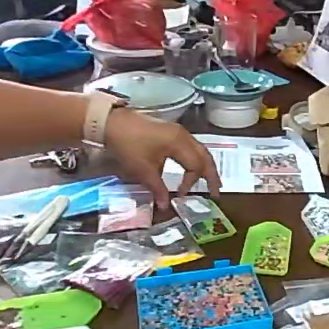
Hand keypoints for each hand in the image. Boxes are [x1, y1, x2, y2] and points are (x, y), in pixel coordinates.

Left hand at [103, 107, 221, 208]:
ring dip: (205, 166)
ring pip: (200, 150)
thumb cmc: (128, 145)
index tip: (179, 195)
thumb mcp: (143, 170)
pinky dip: (196, 158)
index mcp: (179, 143)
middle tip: (217, 192)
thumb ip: (157, 188)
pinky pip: (191, 146)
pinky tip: (191, 166)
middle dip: (212, 175)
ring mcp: (178, 131)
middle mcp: (183, 136)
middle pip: (205, 156)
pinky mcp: (170, 131)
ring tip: (209, 180)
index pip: (195, 166)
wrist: (111, 122)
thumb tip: (165, 206)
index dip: (190, 183)